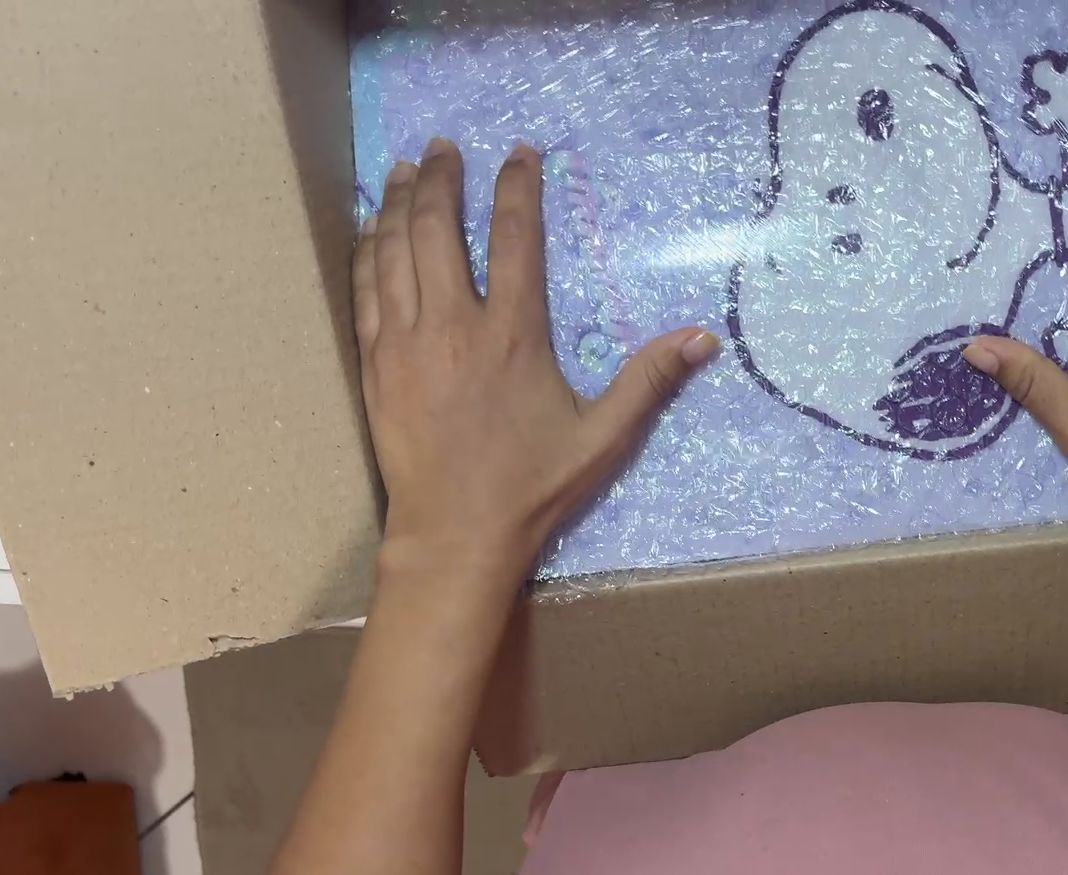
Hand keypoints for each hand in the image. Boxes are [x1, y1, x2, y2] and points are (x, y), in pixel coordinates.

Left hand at [353, 137, 717, 586]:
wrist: (457, 532)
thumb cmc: (535, 485)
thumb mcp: (605, 437)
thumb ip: (650, 381)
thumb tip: (703, 338)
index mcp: (513, 336)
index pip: (515, 241)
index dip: (519, 190)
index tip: (522, 154)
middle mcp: (452, 324)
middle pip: (439, 228)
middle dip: (443, 180)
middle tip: (447, 148)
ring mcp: (404, 341)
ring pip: (393, 248)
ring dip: (399, 201)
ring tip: (405, 168)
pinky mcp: (374, 362)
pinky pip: (364, 286)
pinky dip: (367, 247)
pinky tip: (372, 228)